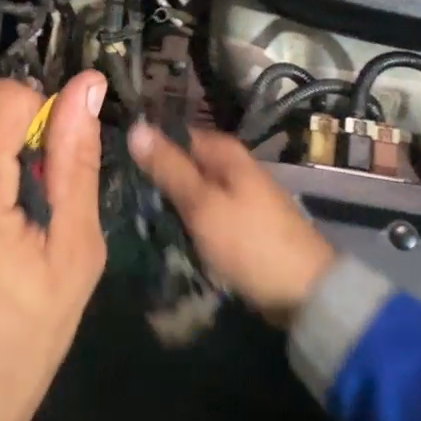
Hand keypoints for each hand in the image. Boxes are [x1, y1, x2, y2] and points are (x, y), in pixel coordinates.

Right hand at [128, 122, 334, 324]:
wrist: (305, 293)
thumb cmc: (250, 242)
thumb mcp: (202, 203)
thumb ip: (168, 167)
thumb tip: (136, 126)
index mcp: (225, 152)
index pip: (175, 134)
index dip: (147, 146)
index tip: (116, 163)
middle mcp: (233, 167)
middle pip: (184, 165)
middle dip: (156, 179)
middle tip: (119, 195)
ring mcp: (238, 197)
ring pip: (192, 192)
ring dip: (170, 204)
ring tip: (134, 216)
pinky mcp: (240, 226)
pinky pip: (204, 215)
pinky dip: (187, 222)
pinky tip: (166, 235)